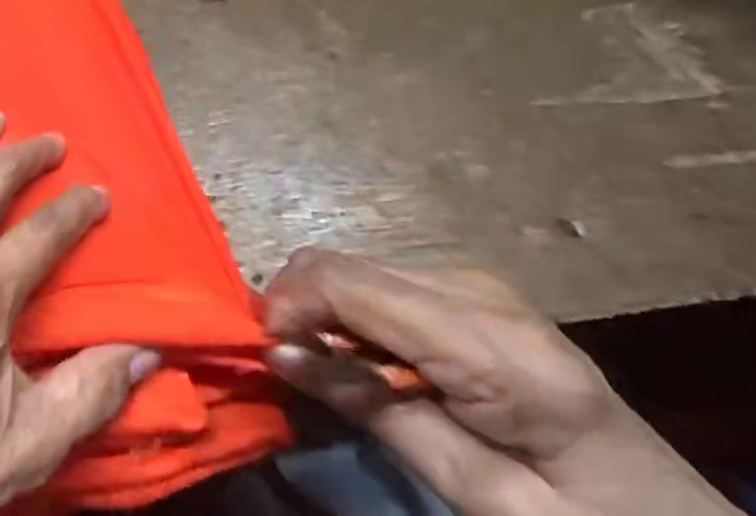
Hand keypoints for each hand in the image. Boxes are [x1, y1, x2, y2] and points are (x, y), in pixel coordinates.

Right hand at [261, 250, 740, 515]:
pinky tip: (370, 361)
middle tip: (291, 366)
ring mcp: (476, 282)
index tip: (266, 353)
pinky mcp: (472, 290)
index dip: (290, 306)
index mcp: (489, 343)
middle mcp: (476, 288)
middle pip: (346, 264)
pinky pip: (384, 282)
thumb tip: (281, 351)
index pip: (350, 282)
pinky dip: (355, 314)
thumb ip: (377, 412)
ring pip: (356, 267)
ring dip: (325, 311)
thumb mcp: (478, 495)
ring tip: (332, 371)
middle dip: (300, 306)